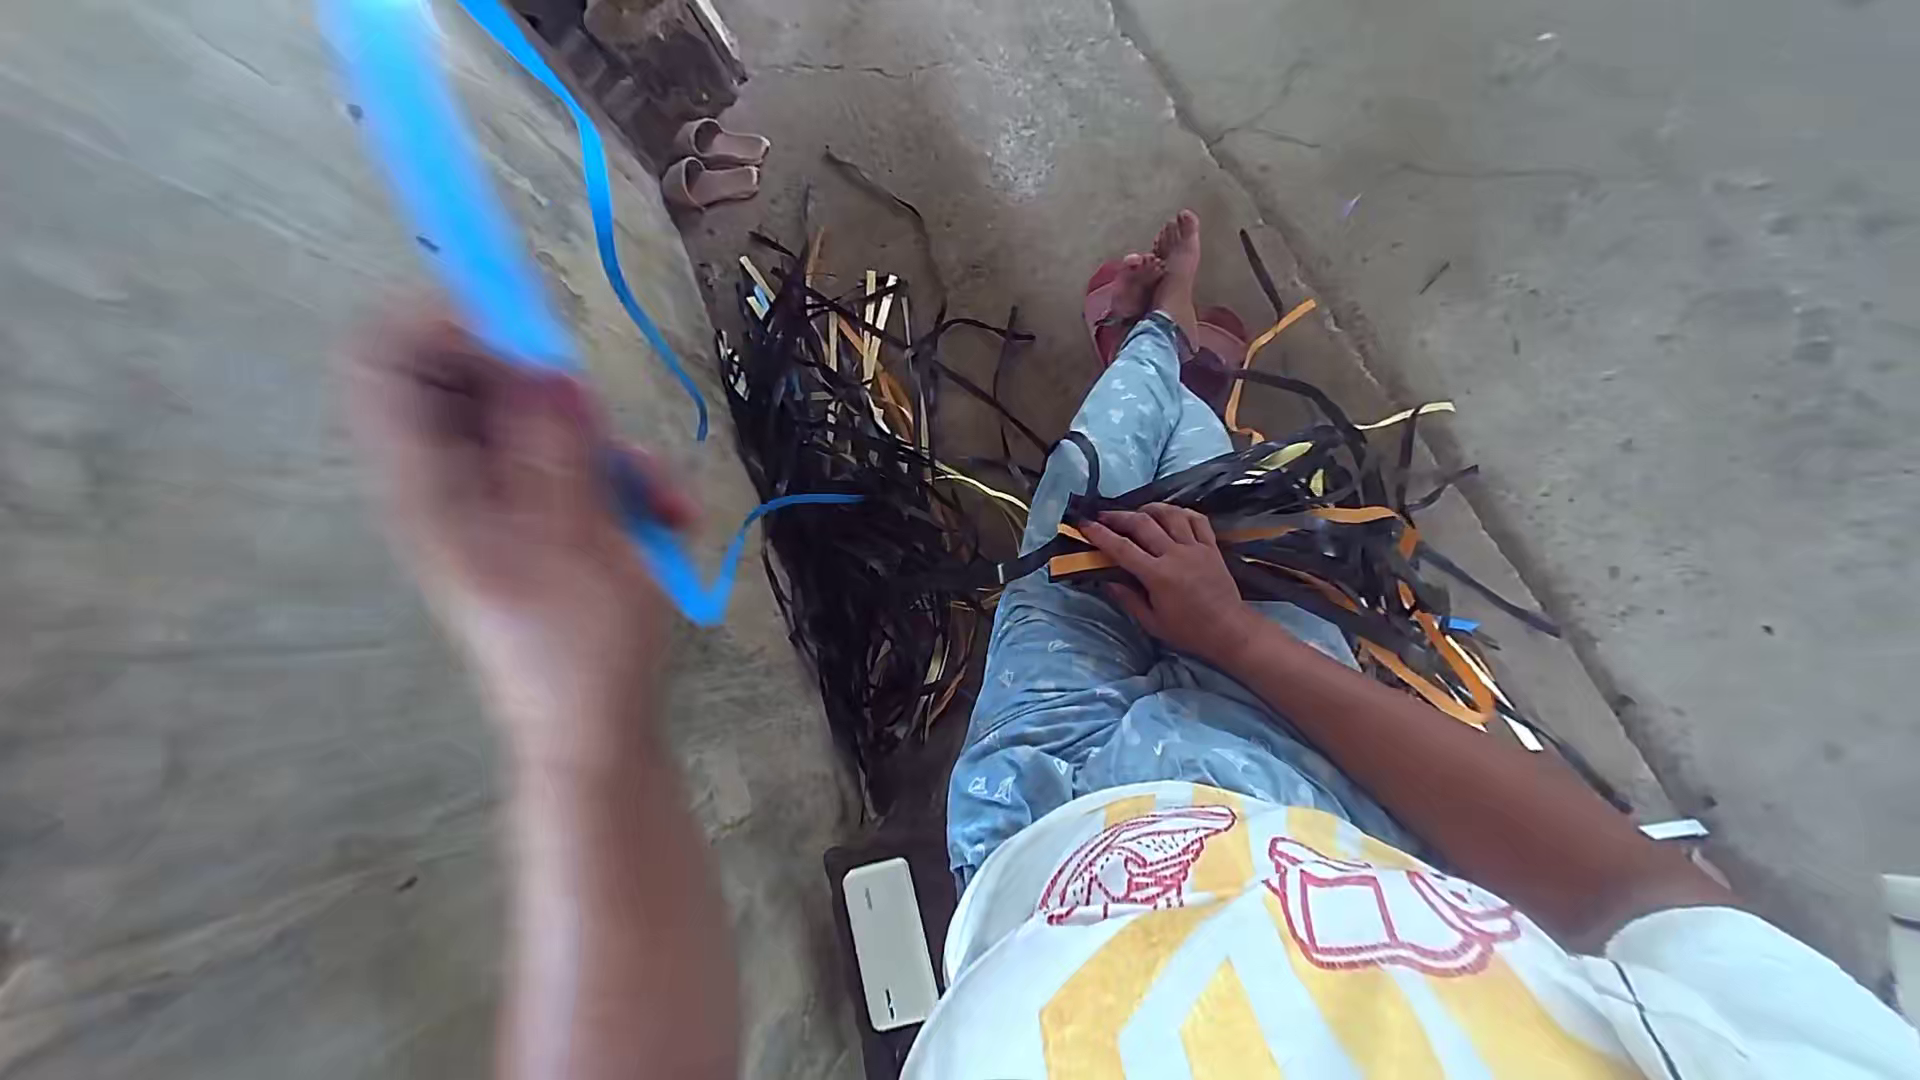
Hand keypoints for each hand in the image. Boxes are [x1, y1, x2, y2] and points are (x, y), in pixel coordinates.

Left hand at [345, 311, 695, 767]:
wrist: (603, 719)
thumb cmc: (582, 641)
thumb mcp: (577, 537)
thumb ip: (555, 447)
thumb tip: (545, 367)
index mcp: (433, 484)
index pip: (390, 360)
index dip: (449, 323)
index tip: (534, 331)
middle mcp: (460, 483)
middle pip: (484, 388)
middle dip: (562, 399)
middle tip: (613, 436)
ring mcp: (510, 504)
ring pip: (551, 430)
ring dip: (616, 452)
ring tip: (668, 502)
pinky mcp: (554, 522)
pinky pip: (583, 471)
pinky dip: (629, 485)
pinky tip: (671, 519)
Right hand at [1080, 504, 1261, 666]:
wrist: (1230, 631)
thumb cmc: (1188, 631)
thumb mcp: (1151, 622)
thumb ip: (1127, 599)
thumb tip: (1106, 581)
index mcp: (1158, 575)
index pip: (1122, 548)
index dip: (1100, 534)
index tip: (1085, 524)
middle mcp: (1176, 555)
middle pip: (1142, 524)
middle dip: (1118, 516)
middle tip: (1103, 515)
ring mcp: (1196, 548)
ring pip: (1170, 515)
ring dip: (1149, 508)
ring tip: (1136, 512)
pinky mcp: (1212, 547)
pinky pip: (1197, 520)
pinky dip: (1180, 512)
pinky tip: (1170, 515)